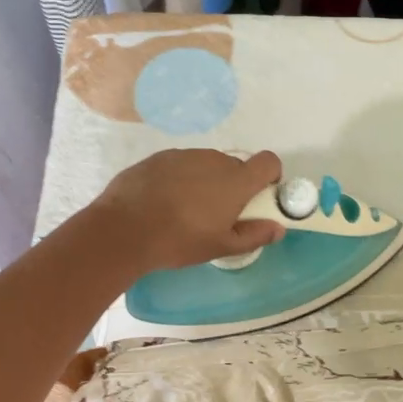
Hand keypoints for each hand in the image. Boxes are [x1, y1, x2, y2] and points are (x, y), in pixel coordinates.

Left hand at [87, 149, 286, 271]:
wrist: (124, 230)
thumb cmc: (179, 241)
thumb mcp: (220, 246)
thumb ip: (253, 235)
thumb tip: (278, 228)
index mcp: (235, 180)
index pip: (268, 161)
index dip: (269, 177)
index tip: (259, 197)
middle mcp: (213, 159)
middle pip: (235, 166)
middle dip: (233, 186)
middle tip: (217, 215)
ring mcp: (183, 155)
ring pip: (205, 165)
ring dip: (205, 182)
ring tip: (185, 211)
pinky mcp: (157, 158)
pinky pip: (180, 165)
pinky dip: (179, 179)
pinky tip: (163, 203)